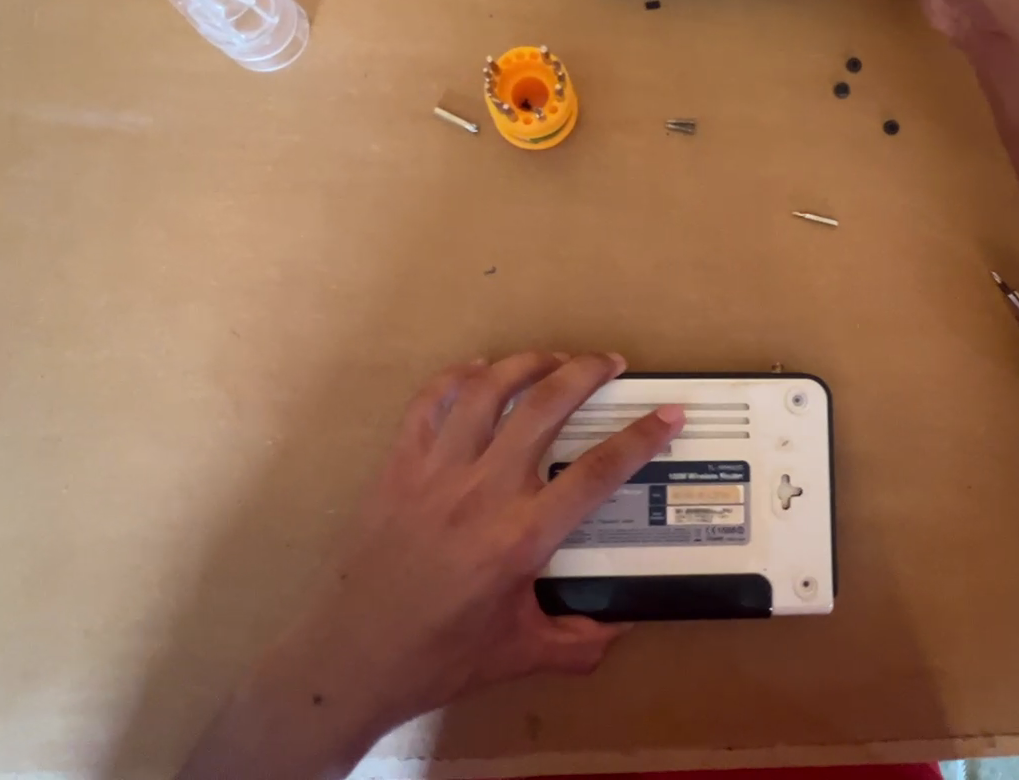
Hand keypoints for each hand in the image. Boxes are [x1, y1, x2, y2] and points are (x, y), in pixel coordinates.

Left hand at [178, 353, 684, 779]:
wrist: (350, 660)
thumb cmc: (441, 656)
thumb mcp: (521, 654)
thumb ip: (580, 642)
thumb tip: (625, 627)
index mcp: (521, 536)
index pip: (596, 473)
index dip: (639, 438)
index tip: (667, 414)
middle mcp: (483, 491)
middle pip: (545, 407)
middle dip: (585, 373)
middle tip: (610, 362)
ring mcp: (436, 472)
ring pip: (488, 391)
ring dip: (527, 363)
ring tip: (553, 357)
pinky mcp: (399, 466)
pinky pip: (429, 402)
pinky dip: (457, 376)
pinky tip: (479, 370)